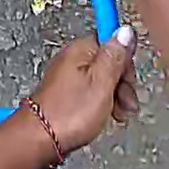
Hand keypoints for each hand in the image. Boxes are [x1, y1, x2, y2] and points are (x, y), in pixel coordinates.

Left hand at [27, 27, 138, 154]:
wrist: (42, 137)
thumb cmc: (70, 111)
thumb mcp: (103, 81)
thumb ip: (115, 55)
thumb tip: (125, 31)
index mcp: (81, 49)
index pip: (112, 41)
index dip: (125, 62)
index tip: (126, 78)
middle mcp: (73, 58)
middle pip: (109, 62)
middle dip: (122, 82)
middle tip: (124, 101)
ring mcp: (69, 76)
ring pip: (103, 80)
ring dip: (115, 96)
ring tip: (117, 114)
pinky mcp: (67, 93)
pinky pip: (92, 93)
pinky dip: (102, 104)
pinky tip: (105, 116)